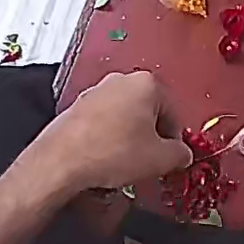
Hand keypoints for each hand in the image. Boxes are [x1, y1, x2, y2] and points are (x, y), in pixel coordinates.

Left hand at [28, 71, 192, 194]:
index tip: (171, 158)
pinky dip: (109, 138)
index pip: (173, 113)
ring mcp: (96, 91)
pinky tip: (105, 158)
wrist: (61, 161)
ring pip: (125, 116)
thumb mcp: (160, 159)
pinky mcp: (77, 106)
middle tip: (150, 161)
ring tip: (125, 163)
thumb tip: (182, 154)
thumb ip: (180, 154)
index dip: (175, 140)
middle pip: (149, 111)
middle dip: (152, 136)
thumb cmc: (114, 153)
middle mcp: (121, 80)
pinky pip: (104, 122)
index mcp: (146, 83)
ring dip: (130, 137)